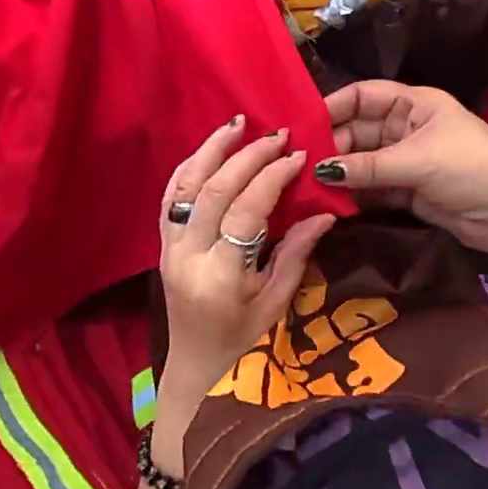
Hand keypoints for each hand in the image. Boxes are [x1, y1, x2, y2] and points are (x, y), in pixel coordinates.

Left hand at [155, 117, 336, 448]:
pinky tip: (208, 150)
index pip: (245, 211)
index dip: (271, 178)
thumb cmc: (242, 341)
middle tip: (276, 135)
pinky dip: (188, 168)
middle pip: (213, 190)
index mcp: (220, 276)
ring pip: (184, 186)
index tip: (296, 156)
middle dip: (246, 157)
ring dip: (211, 151)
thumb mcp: (276, 303)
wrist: (195, 364)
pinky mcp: (162, 245)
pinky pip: (169, 197)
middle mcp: (187, 256)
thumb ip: (296, 254)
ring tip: (236, 124)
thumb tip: (325, 211)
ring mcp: (169, 248)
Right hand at [313, 81, 487, 265]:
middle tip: (300, 163)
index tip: (304, 126)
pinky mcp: (404, 190)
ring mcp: (404, 160)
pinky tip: (328, 200)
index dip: (334, 106)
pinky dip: (351, 193)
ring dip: (338, 171)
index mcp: (414, 104)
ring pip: (360, 160)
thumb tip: (319, 170)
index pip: (364, 95)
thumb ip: (367, 166)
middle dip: (330, 144)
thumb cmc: (474, 169)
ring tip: (306, 183)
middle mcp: (405, 127)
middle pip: (357, 129)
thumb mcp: (418, 161)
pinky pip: (369, 186)